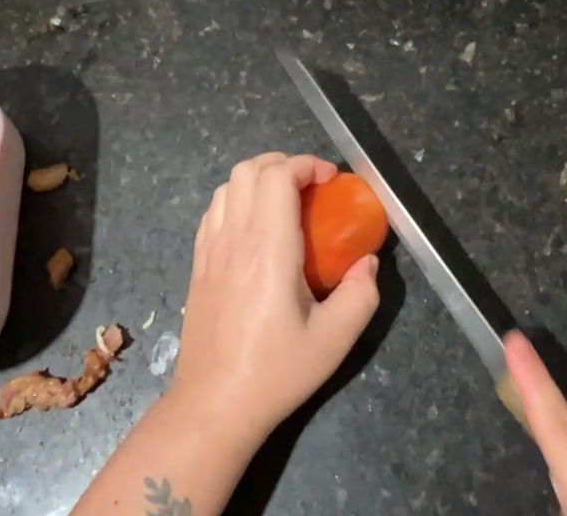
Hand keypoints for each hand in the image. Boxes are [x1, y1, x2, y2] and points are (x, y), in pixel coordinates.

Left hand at [171, 153, 380, 442]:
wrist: (214, 403)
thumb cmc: (276, 371)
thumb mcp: (334, 339)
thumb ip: (360, 294)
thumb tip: (367, 262)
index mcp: (268, 248)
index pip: (278, 177)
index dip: (306, 165)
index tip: (331, 180)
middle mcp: (235, 238)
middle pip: (248, 169)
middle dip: (283, 163)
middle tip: (311, 185)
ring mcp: (210, 249)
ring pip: (227, 185)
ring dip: (258, 179)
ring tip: (285, 200)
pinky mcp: (198, 264)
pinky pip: (213, 211)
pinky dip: (236, 199)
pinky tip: (255, 225)